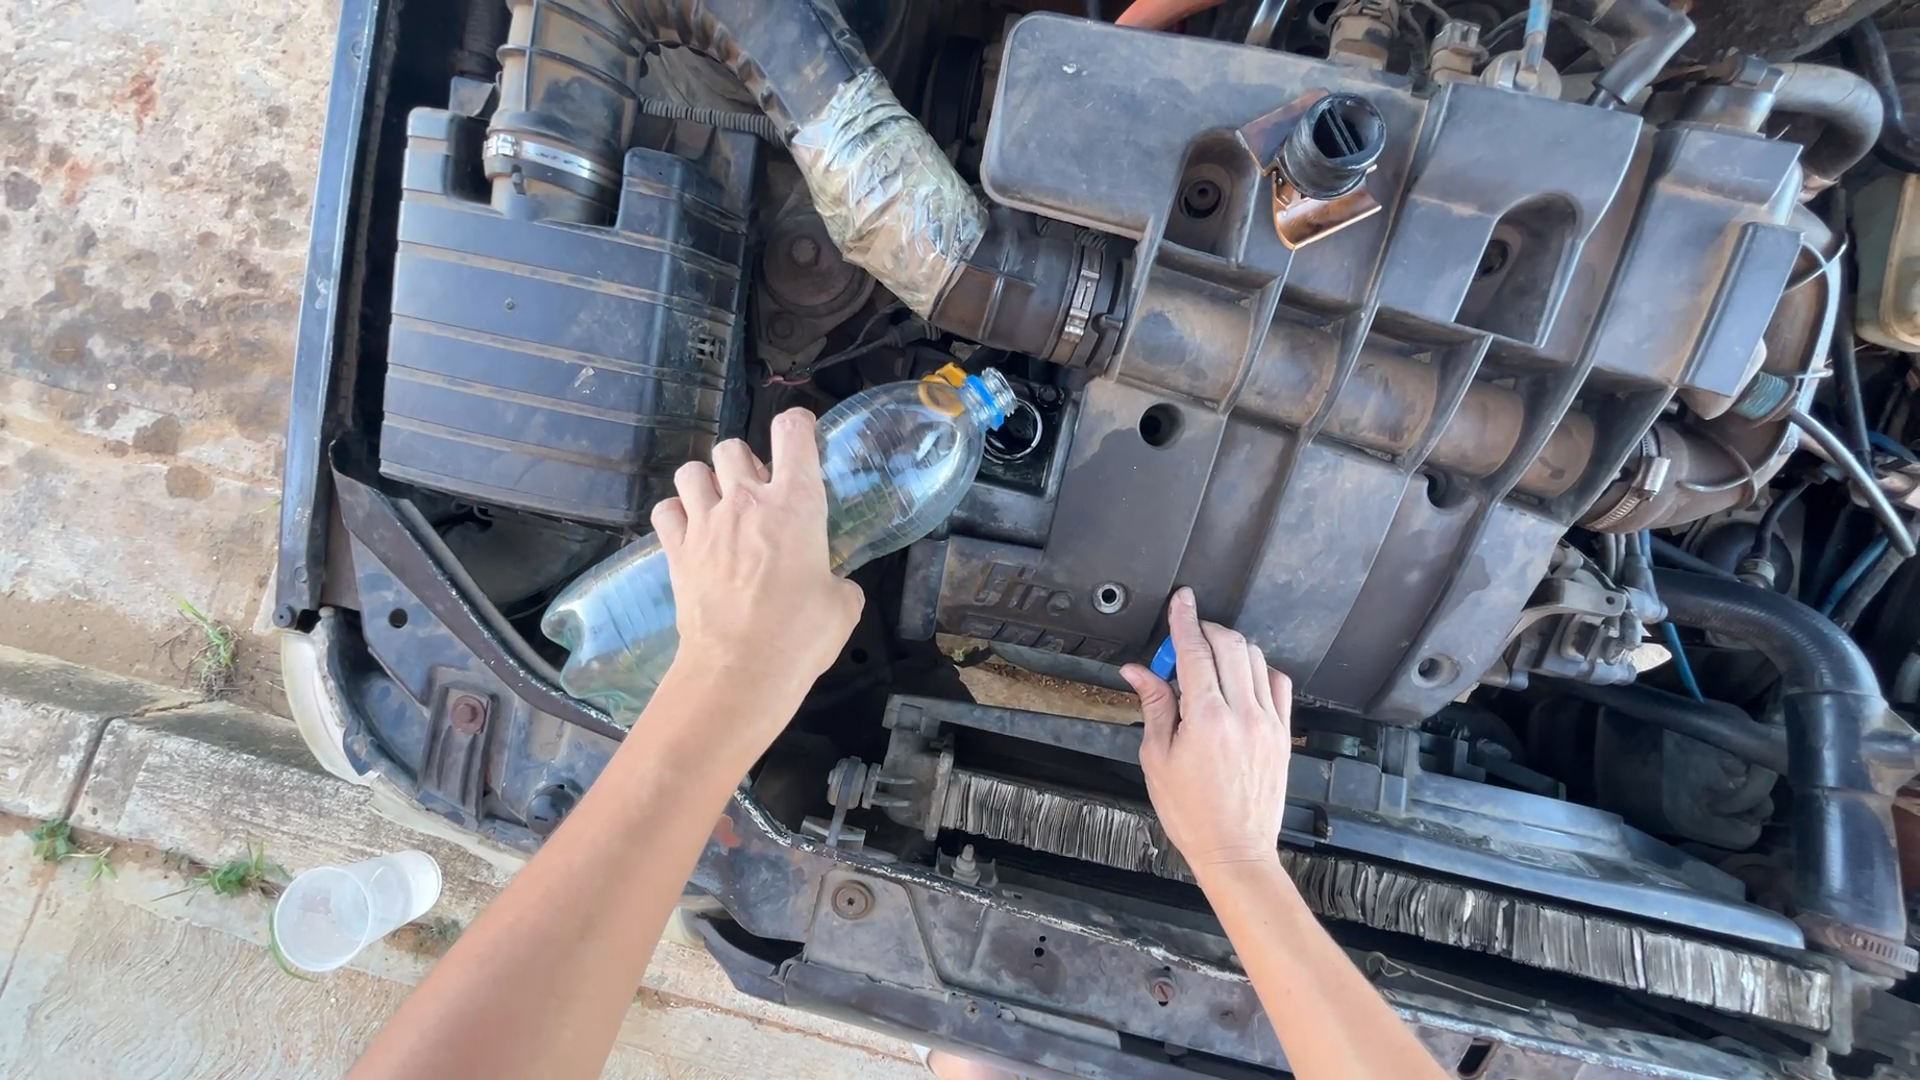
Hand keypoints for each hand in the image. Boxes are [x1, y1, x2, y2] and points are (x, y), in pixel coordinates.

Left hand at [652, 408, 864, 702]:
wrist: (740, 670)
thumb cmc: (801, 635)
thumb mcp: (844, 605)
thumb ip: (838, 581)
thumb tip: (830, 584)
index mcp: (797, 503)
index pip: (793, 433)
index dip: (798, 426)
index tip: (802, 436)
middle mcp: (747, 500)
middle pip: (734, 447)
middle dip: (746, 462)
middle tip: (759, 492)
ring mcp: (706, 522)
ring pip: (692, 469)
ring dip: (708, 481)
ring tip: (720, 506)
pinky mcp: (676, 549)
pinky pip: (666, 509)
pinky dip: (677, 514)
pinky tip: (691, 532)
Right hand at [1119, 588, 1292, 873]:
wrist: (1235, 850)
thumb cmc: (1192, 811)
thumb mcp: (1157, 757)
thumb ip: (1154, 705)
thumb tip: (1138, 671)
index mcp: (1206, 719)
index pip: (1195, 651)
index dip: (1184, 619)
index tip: (1181, 600)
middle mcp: (1242, 714)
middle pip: (1229, 645)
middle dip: (1206, 628)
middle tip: (1186, 635)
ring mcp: (1268, 723)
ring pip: (1255, 658)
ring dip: (1230, 646)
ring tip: (1208, 659)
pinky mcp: (1282, 733)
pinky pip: (1277, 683)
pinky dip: (1257, 668)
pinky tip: (1240, 678)